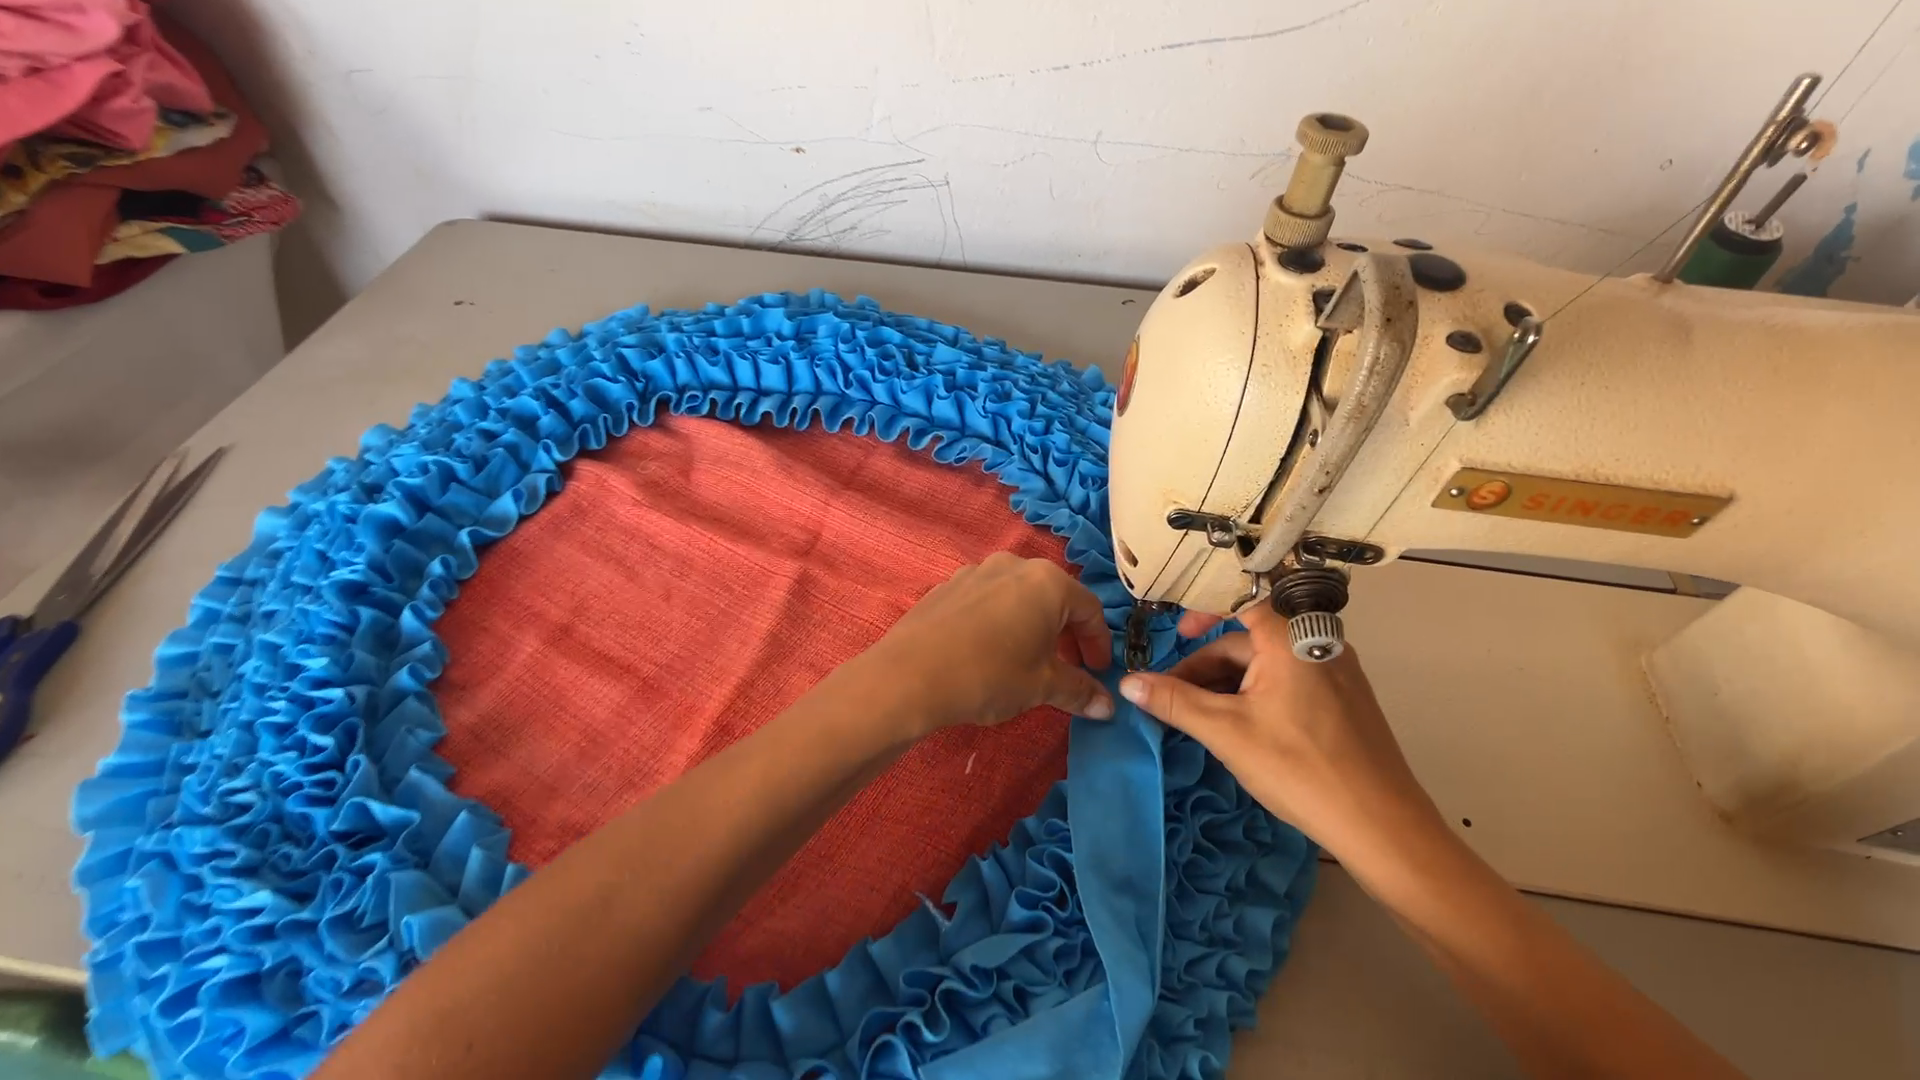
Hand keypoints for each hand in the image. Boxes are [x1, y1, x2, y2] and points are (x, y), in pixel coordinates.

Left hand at [852, 553, 1114, 735]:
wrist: (908, 677)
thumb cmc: (988, 675)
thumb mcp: (1041, 687)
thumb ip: (1079, 691)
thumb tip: (1108, 706)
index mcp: (1047, 582)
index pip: (1090, 609)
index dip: (1099, 644)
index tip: (1098, 674)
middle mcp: (1014, 565)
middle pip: (1054, 598)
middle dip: (1066, 635)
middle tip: (1067, 670)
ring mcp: (976, 571)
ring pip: (1018, 598)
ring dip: (1031, 627)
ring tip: (1027, 662)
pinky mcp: (947, 586)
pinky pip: (987, 602)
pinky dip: (999, 623)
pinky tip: (988, 653)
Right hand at [1117, 604, 1439, 853]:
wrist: (1381, 826)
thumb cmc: (1299, 768)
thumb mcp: (1226, 732)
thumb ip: (1175, 702)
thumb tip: (1128, 682)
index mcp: (1293, 638)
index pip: (1243, 599)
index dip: (1204, 609)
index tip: (1176, 635)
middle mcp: (1319, 644)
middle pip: (1250, 639)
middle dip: (1207, 664)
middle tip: (1173, 697)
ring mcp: (1336, 673)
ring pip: (1268, 664)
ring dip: (1228, 683)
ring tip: (1199, 719)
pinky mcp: (1344, 701)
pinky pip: (1289, 681)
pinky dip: (1256, 695)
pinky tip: (1238, 728)